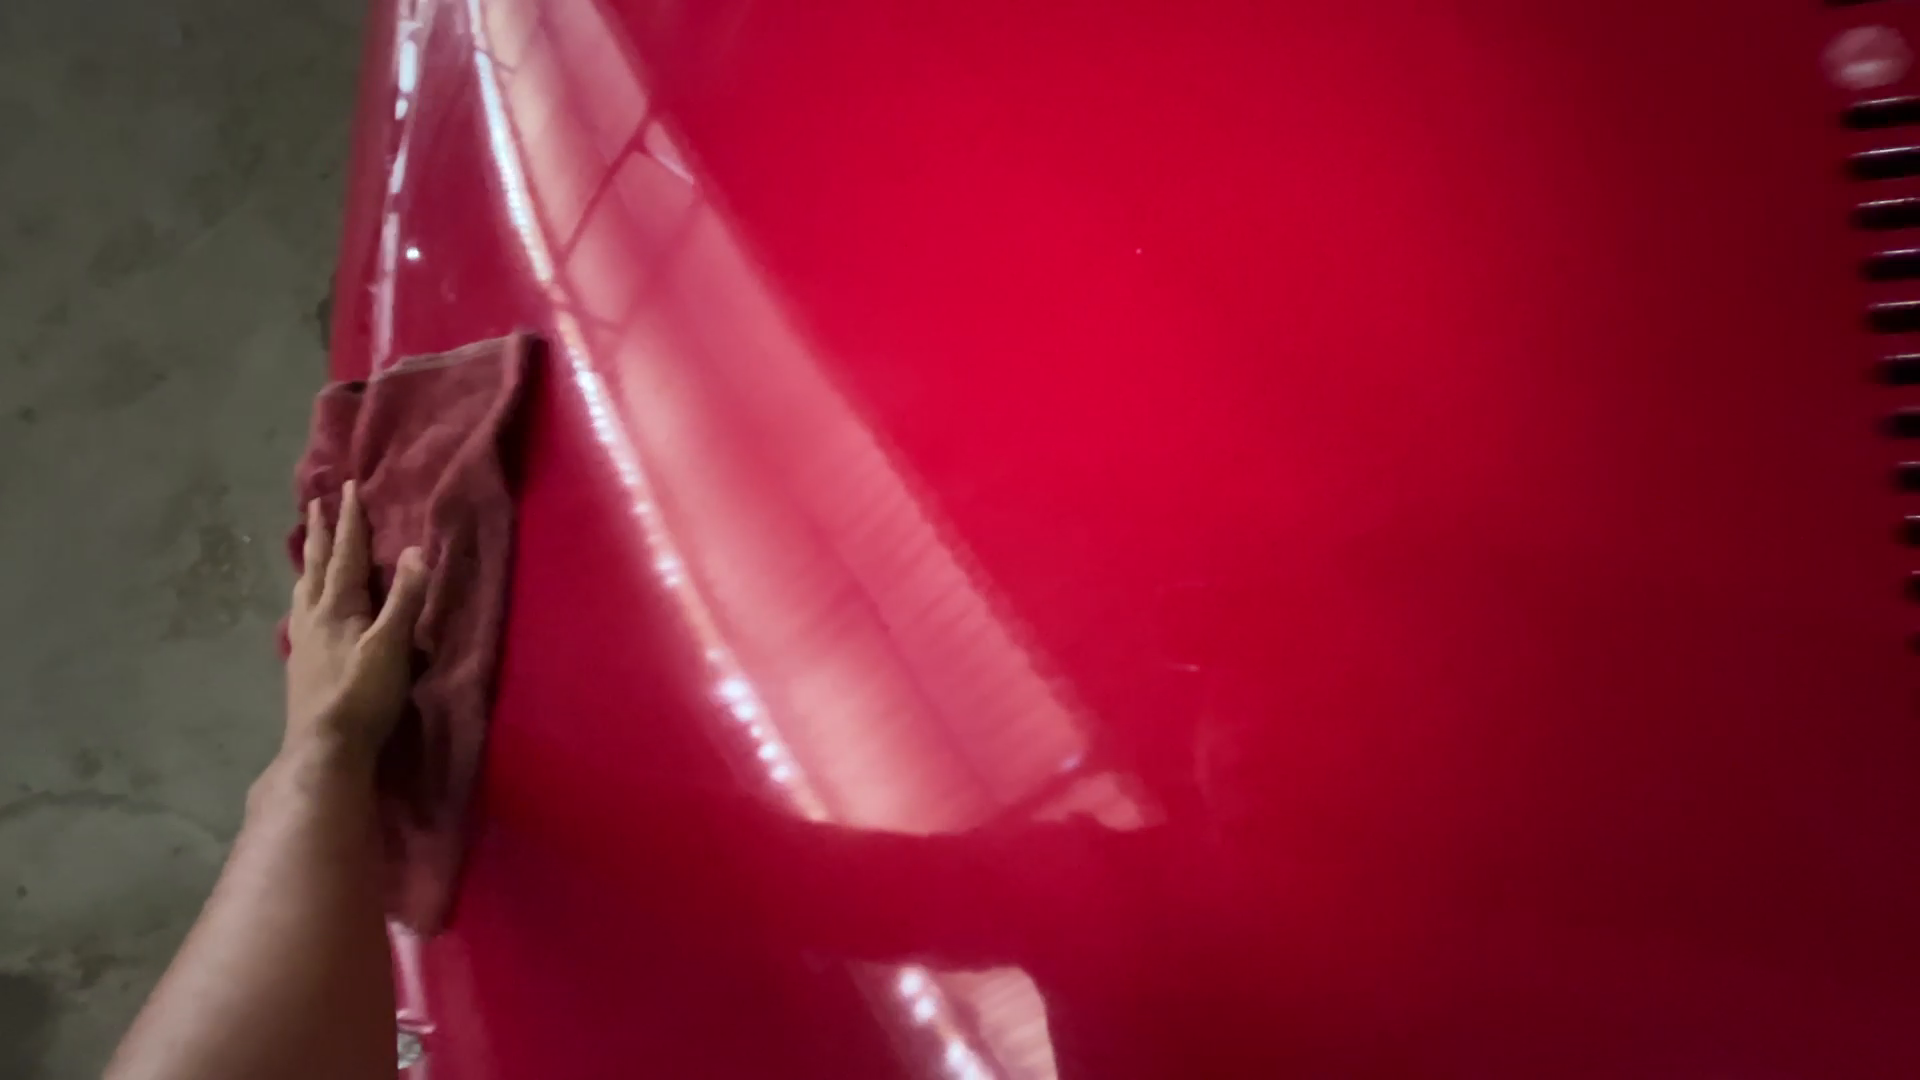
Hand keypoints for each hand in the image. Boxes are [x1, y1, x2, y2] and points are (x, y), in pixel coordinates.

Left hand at [286, 480, 427, 767]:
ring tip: (311, 544)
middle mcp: (314, 616)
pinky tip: (309, 602)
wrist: (324, 745)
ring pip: (306, 586)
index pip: (345, 556)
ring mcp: (305, 638)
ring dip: (311, 559)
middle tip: (318, 503)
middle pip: (318, 565)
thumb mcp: (392, 645)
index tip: (348, 489)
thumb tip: (415, 551)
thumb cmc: (363, 694)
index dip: (349, 523)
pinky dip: (308, 590)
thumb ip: (404, 599)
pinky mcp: (305, 658)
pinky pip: (304, 608)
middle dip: (322, 533)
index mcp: (336, 608)